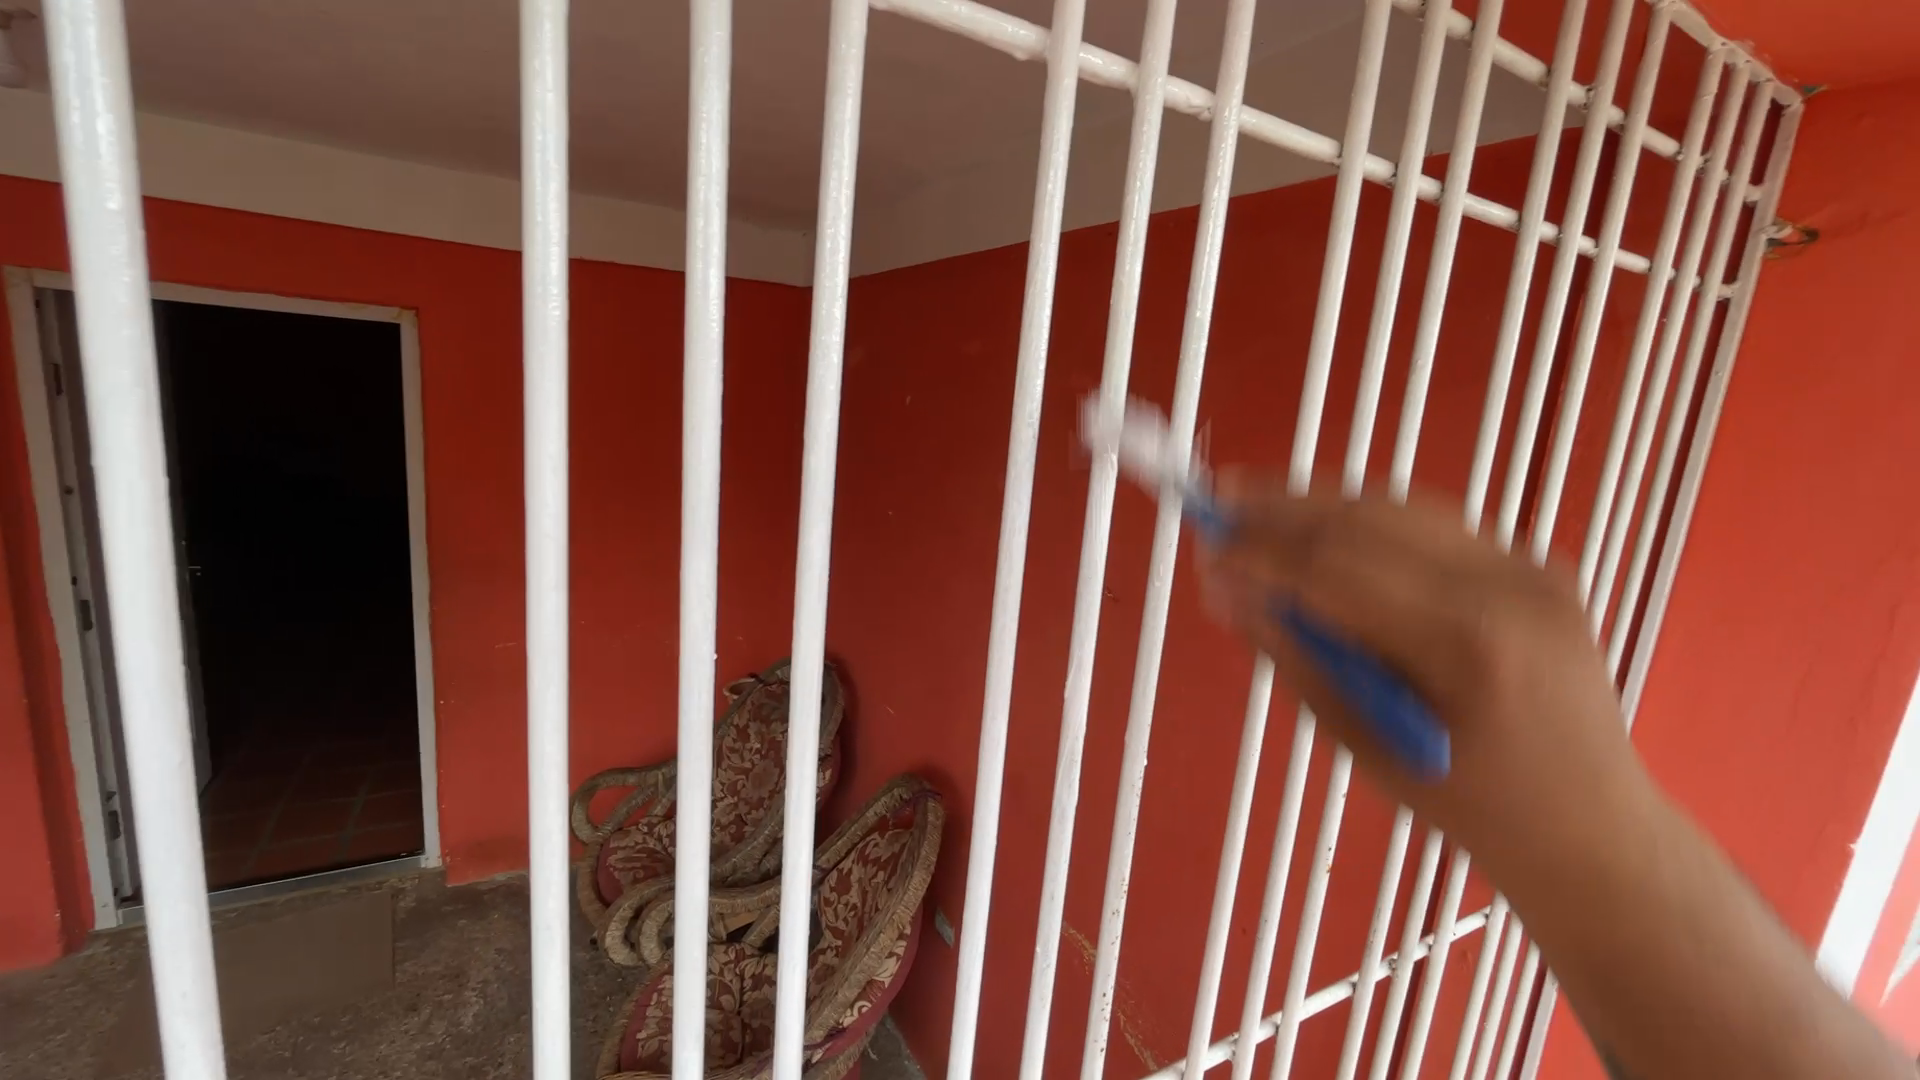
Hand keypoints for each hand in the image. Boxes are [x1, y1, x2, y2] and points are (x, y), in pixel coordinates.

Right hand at [1193, 471, 1651, 875]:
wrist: (1589, 822)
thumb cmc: (1464, 804)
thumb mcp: (1359, 741)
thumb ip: (1291, 654)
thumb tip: (1227, 591)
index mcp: (1465, 644)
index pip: (1335, 570)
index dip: (1260, 552)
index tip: (1205, 549)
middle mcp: (1506, 585)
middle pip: (1366, 519)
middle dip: (1281, 510)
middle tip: (1217, 503)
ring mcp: (1529, 566)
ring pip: (1398, 507)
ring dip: (1319, 504)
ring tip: (1255, 504)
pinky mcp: (1533, 562)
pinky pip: (1429, 524)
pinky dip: (1364, 520)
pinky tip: (1321, 527)